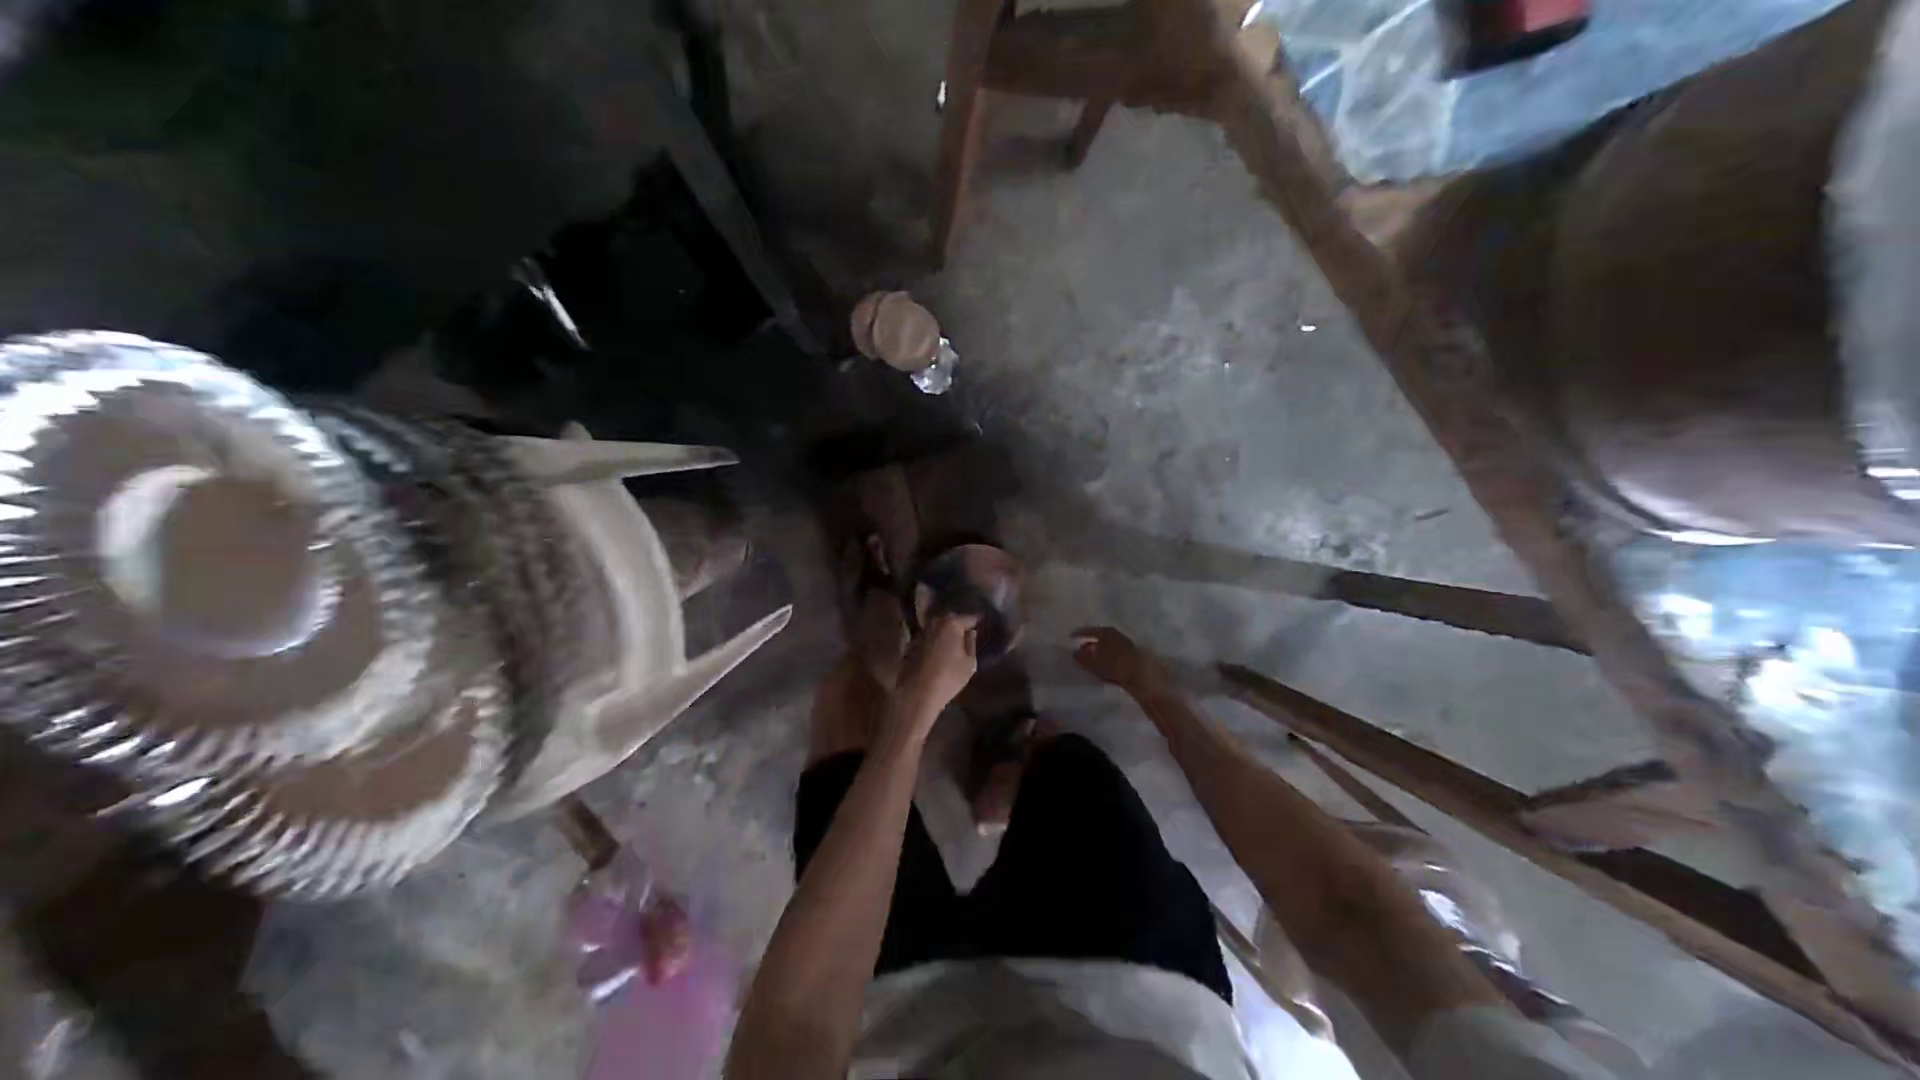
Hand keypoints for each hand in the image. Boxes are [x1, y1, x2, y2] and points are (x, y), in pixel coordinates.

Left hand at [893, 615, 978, 728]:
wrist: (918, 692)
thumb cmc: (949, 677)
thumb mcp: (969, 663)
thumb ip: (971, 644)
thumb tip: (971, 632)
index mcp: (952, 624)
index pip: (969, 617)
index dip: (977, 620)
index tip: (982, 620)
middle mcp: (935, 623)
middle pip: (950, 618)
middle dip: (959, 622)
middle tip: (968, 629)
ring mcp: (921, 632)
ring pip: (937, 626)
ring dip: (946, 630)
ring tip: (954, 637)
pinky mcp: (912, 643)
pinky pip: (929, 636)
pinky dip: (935, 638)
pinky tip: (940, 647)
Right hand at [1072, 626, 1170, 696]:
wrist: (1143, 677)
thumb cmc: (1115, 666)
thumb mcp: (1095, 663)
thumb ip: (1083, 658)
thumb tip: (1075, 653)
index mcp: (1107, 633)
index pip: (1090, 630)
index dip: (1079, 634)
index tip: (1071, 637)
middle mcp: (1117, 635)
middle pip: (1100, 638)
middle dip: (1090, 644)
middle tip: (1080, 650)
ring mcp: (1126, 645)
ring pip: (1108, 646)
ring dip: (1099, 652)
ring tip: (1091, 660)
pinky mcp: (1132, 656)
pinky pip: (1114, 654)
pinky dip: (1107, 657)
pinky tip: (1104, 666)